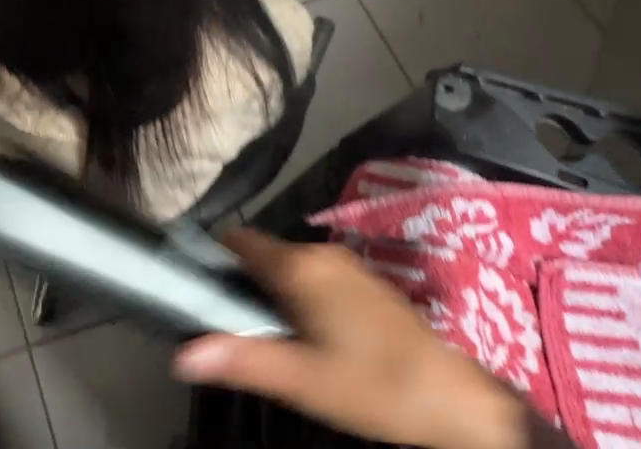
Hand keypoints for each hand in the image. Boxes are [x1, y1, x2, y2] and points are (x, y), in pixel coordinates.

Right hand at [173, 231, 531, 448]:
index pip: (237, 240)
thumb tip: (183, 354)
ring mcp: (346, 266)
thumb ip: (241, 360)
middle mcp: (320, 254)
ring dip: (270, 293)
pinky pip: (313, 277)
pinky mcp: (364, 284)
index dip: (211, 258)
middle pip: (261, 255)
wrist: (457, 401)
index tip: (195, 286)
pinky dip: (298, 297)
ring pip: (288, 267)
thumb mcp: (301, 380)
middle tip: (227, 325)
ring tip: (262, 335)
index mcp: (299, 267)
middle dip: (240, 283)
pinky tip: (305, 337)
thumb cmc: (374, 386)